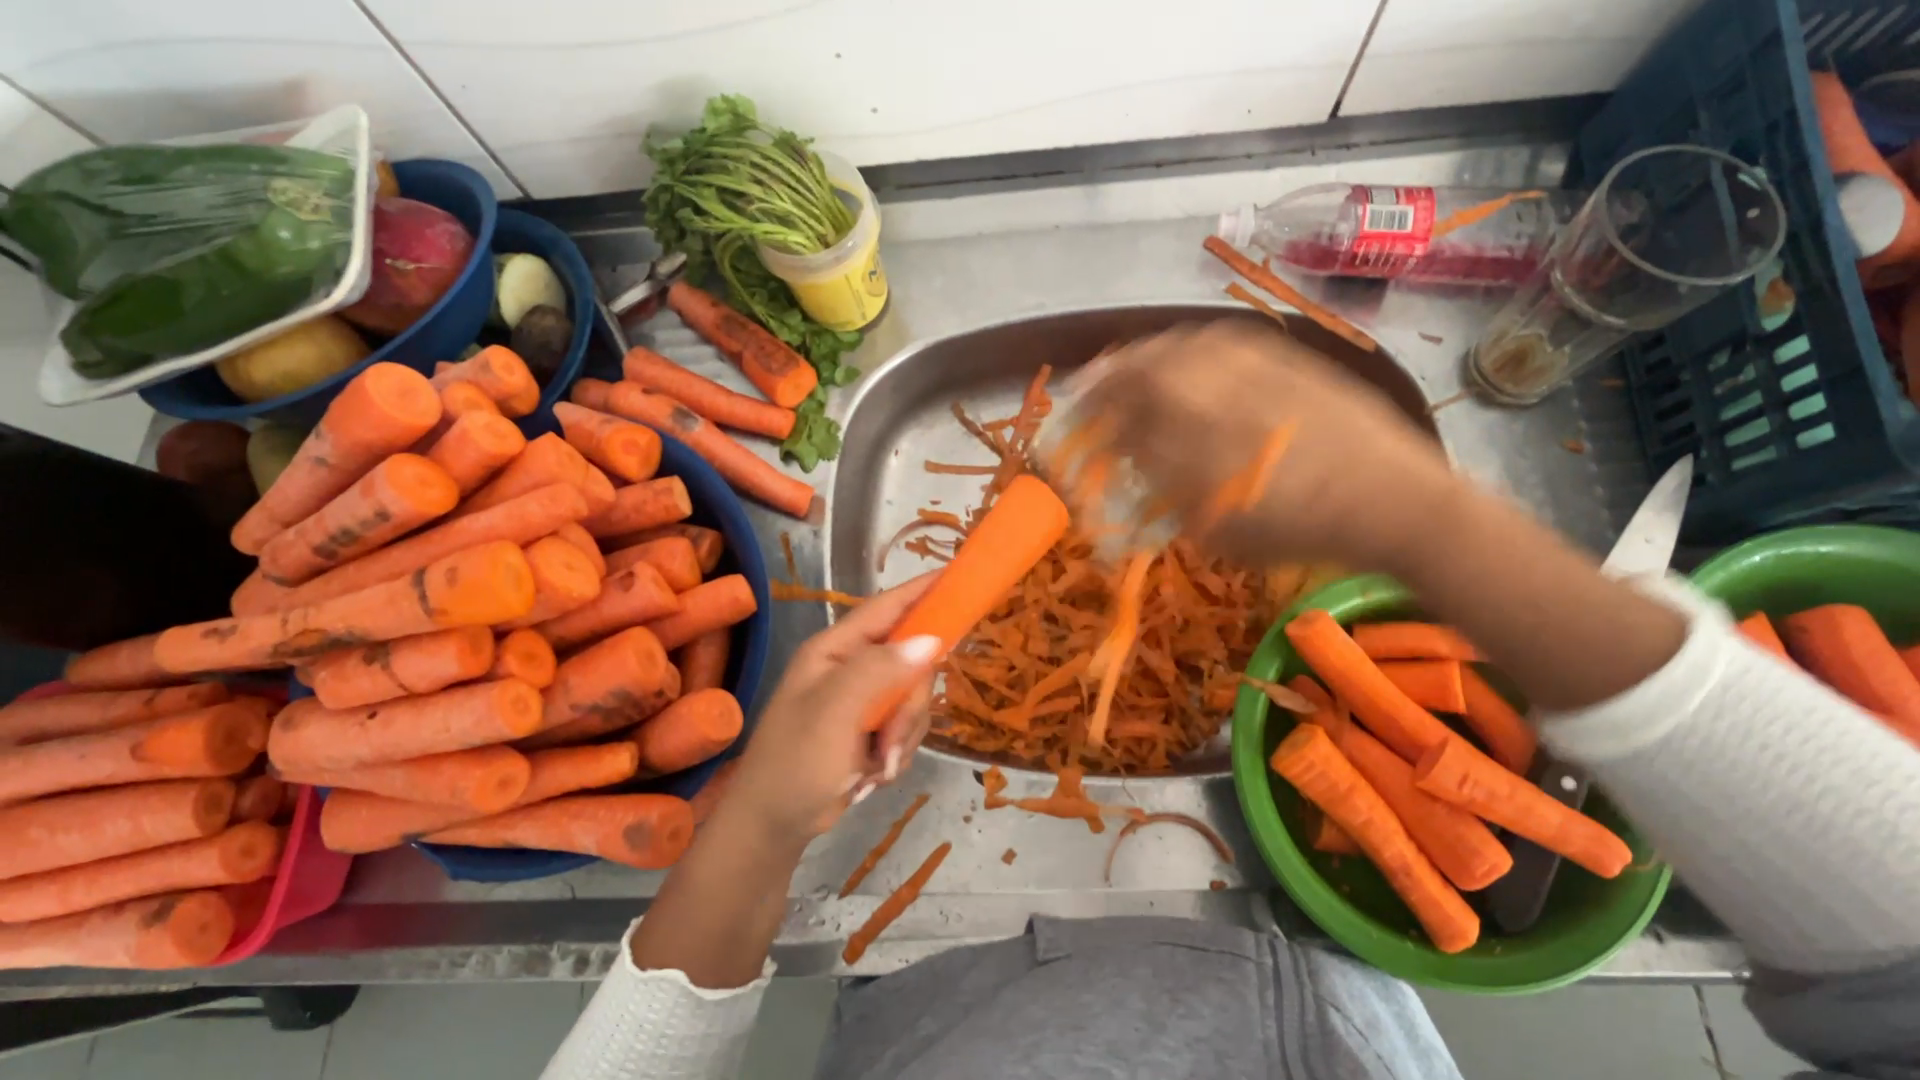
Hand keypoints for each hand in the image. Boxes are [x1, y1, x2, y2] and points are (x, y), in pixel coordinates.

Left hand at [724, 574, 941, 841]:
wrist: (772, 827)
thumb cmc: (794, 764)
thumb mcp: (834, 713)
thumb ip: (880, 671)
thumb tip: (931, 639)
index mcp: (835, 650)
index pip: (888, 607)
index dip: (924, 592)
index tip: (962, 580)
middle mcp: (850, 667)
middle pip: (912, 661)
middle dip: (909, 704)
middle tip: (891, 738)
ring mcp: (861, 700)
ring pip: (914, 698)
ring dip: (903, 734)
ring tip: (877, 763)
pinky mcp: (870, 730)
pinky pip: (907, 727)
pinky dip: (899, 751)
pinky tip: (875, 773)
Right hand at [1073, 319, 1462, 572]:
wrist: (1392, 497)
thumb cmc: (1300, 528)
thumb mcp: (1218, 529)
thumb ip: (1166, 494)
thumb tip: (1132, 466)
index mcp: (1192, 433)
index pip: (1120, 414)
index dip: (1088, 417)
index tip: (1071, 423)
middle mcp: (1213, 386)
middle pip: (1141, 368)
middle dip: (1105, 378)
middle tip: (1089, 387)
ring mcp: (1251, 365)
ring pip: (1179, 347)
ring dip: (1144, 357)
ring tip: (1129, 368)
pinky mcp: (1283, 357)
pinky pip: (1221, 341)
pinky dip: (1190, 347)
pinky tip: (1189, 358)